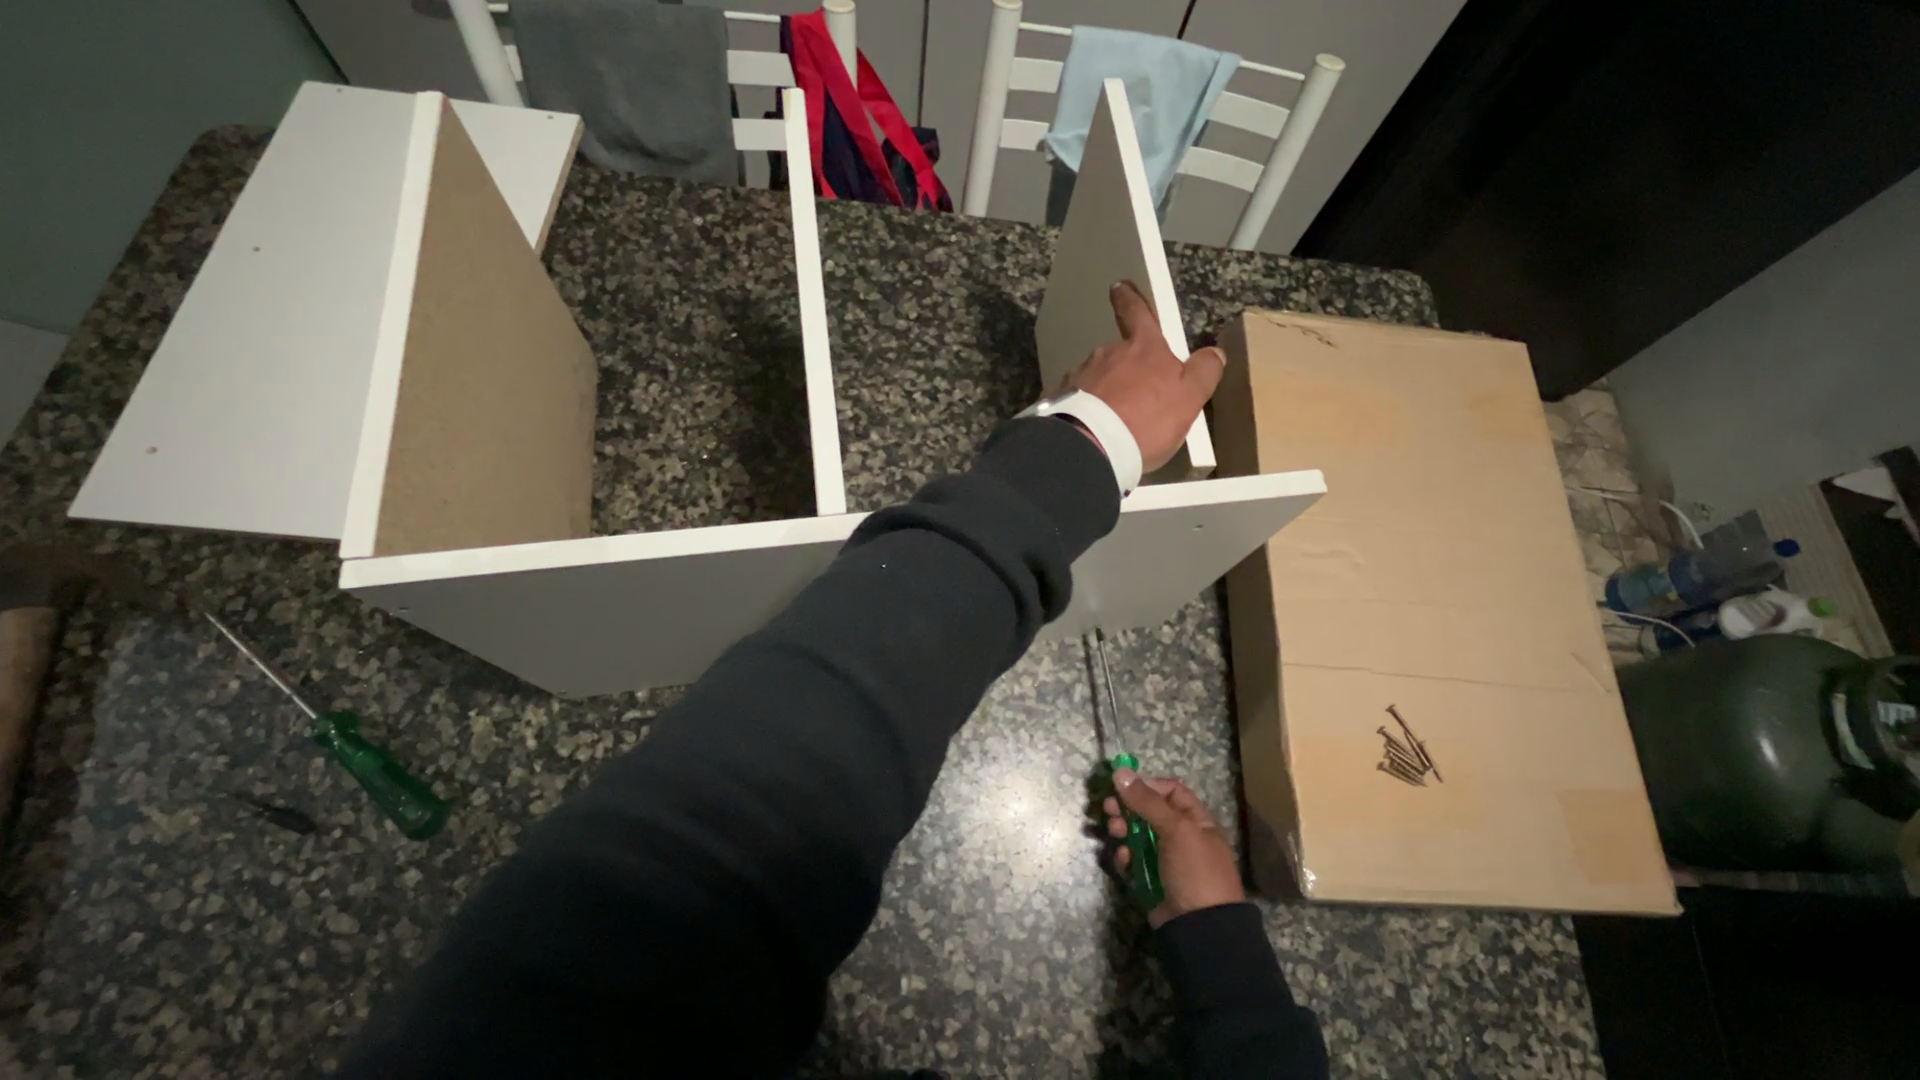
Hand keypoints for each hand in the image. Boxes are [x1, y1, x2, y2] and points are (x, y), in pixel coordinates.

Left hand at [1062, 282, 1226, 472]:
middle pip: (1118, 353)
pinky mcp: (1059, 400)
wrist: (1090, 448)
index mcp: (1142, 348)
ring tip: (1113, 420)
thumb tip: (1214, 353)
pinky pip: (1077, 400)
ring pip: (1097, 378)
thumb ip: (1203, 373)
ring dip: (1105, 391)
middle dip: (1126, 368)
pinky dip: (1086, 409)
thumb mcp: (1188, 398)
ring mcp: (1079, 376)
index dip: (1131, 298)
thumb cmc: (1146, 420)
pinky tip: (1091, 428)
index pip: (1137, 312)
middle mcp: (1107, 354)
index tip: (1121, 286)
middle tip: (1135, 394)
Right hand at [1105, 768, 1244, 928]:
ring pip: (1136, 835)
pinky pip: (1133, 860)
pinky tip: (1124, 859)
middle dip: (1127, 808)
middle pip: (1148, 812)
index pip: (1170, 791)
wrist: (1201, 928)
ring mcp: (1164, 859)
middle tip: (1108, 808)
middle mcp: (1180, 837)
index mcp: (1196, 821)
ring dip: (1122, 830)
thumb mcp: (1177, 831)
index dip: (1147, 786)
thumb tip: (1120, 772)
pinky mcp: (1151, 878)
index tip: (1124, 786)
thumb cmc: (1195, 871)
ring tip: (1115, 832)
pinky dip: (1125, 857)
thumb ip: (1147, 801)